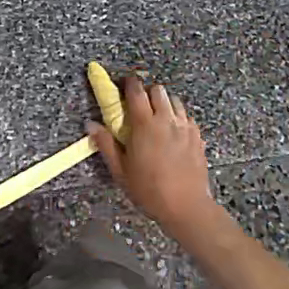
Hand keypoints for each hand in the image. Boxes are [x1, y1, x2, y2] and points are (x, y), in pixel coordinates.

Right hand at [88, 75, 217, 228]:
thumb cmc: (148, 190)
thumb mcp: (120, 170)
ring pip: (174, 100)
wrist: (186, 206)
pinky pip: (186, 116)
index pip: (136, 91)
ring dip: (164, 103)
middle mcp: (166, 119)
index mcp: (145, 124)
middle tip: (139, 105)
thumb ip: (105, 144)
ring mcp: (185, 127)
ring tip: (157, 117)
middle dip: (147, 92)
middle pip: (157, 90)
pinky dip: (178, 117)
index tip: (123, 84)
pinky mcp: (197, 136)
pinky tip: (173, 132)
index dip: (129, 83)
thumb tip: (90, 124)